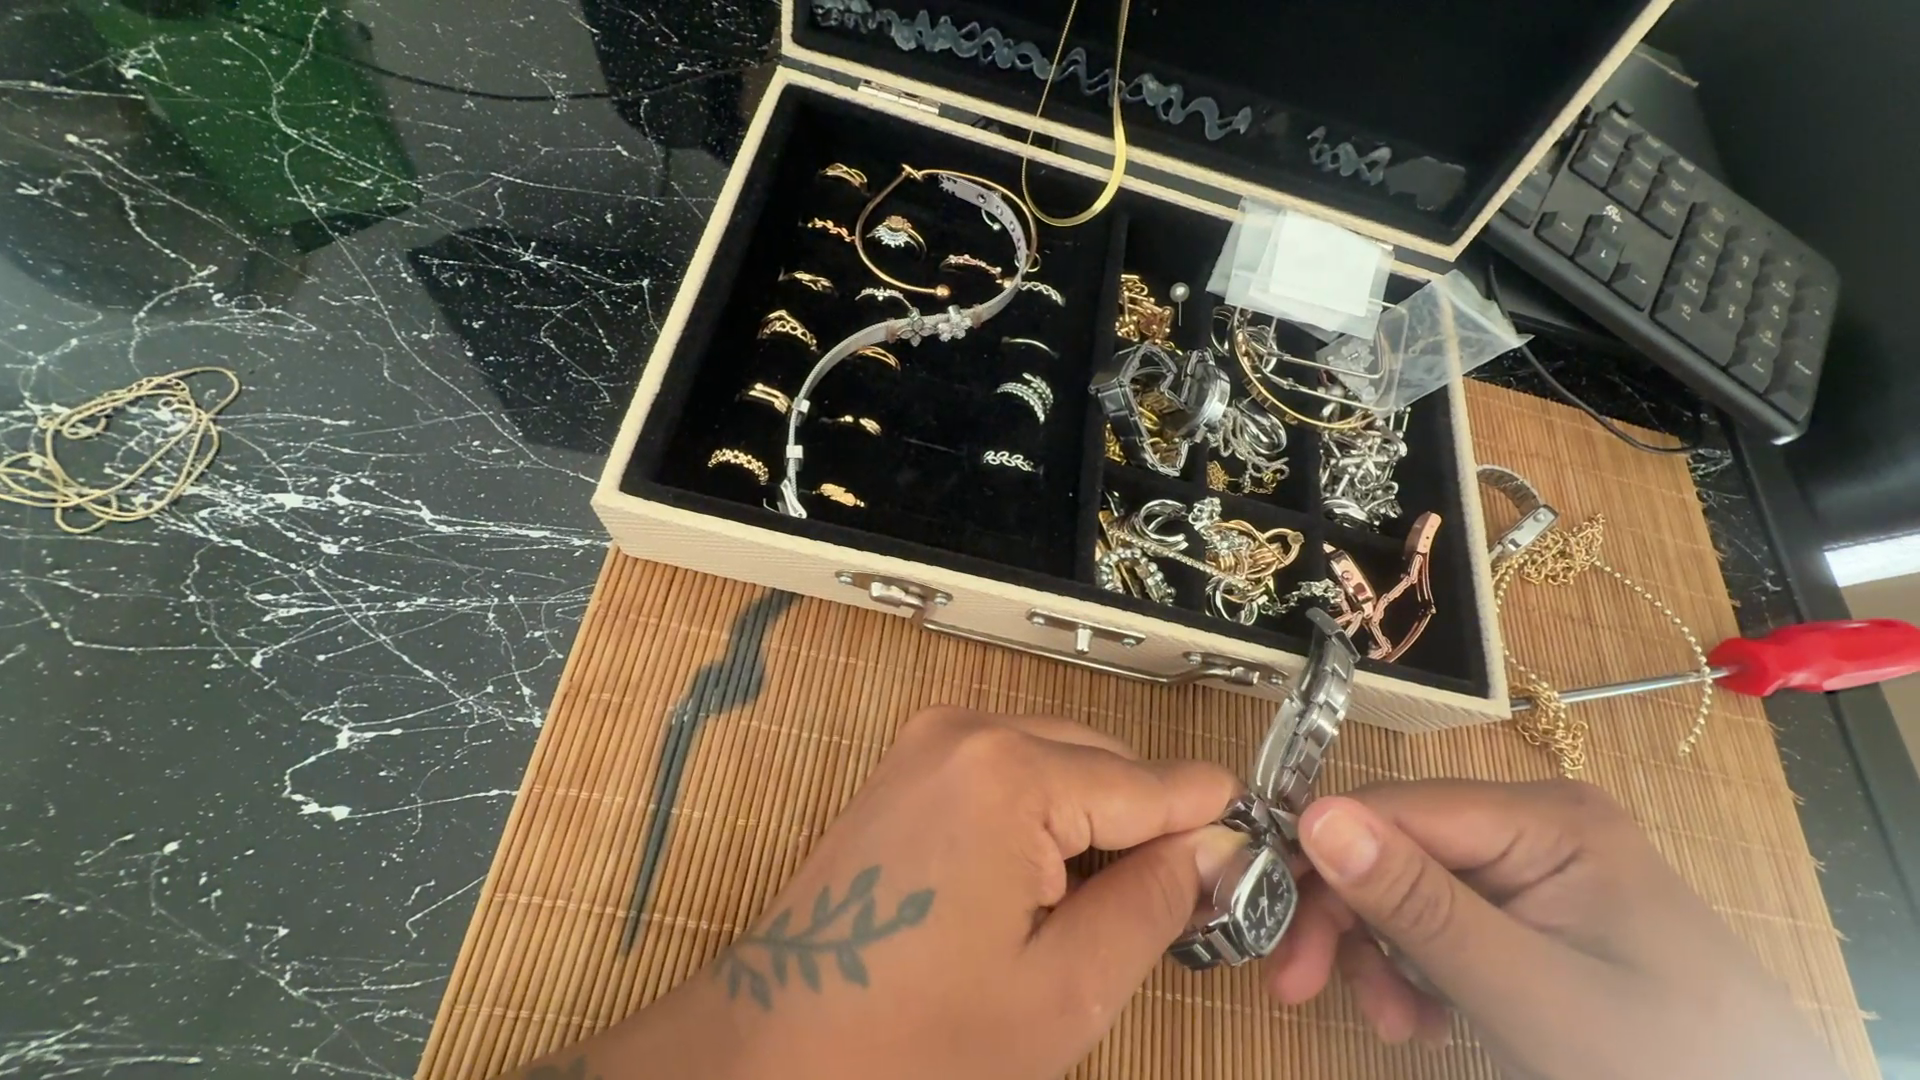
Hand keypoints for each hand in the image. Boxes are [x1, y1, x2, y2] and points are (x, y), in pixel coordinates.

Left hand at [503, 707, 1242, 1079]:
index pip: (1149, 782)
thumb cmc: (919, 1038)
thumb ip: (1153, 903)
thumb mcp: (1064, 992)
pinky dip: (1043, 808)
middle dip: (1146, 822)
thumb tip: (1209, 848)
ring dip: (1094, 816)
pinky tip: (1041, 876)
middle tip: (1170, 904)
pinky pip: (1009, 764)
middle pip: (1103, 760)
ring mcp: (931, 736)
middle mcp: (970, 728)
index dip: (1205, 823)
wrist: (777, 1042)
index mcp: (1011, 771)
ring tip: (1098, 902)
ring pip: (1058, 757)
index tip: (1245, 859)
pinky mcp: (910, 759)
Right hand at [1264, 779, 1843, 1079]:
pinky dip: (1417, 966)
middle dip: (1347, 919)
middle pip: (1394, 849)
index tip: (1269, 928)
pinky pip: (1444, 918)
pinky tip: (1424, 1016)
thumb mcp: (1528, 994)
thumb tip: (1311, 814)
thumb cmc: (1663, 1070)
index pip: (1392, 811)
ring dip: (1380, 952)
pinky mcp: (1534, 909)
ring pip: (1409, 887)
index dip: (1321, 862)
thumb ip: (1417, 902)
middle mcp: (1532, 823)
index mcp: (1543, 818)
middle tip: (1298, 985)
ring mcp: (1535, 866)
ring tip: (1391, 1022)